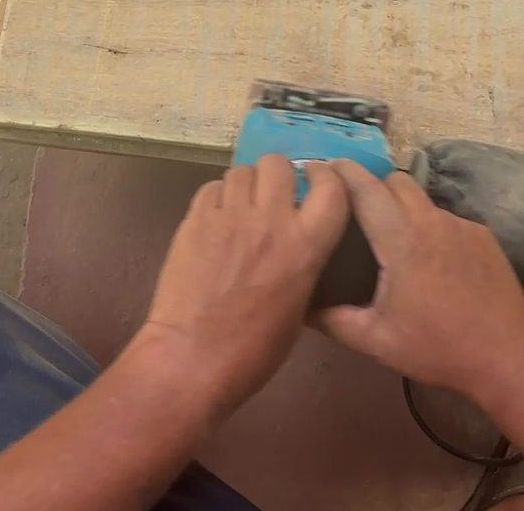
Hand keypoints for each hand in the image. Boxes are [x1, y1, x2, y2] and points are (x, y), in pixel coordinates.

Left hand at [132, 155, 350, 414]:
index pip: (331, 188)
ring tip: (240, 207)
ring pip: (242, 170)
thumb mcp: (299, 304)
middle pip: (278, 163)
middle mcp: (270, 220)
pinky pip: (212, 187)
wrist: (192, 358)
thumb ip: (303, 259)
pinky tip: (214, 220)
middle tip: (271, 195)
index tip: (317, 180)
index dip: (326, 177)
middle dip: (277, 174)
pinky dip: (217, 198)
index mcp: (305, 246)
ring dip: (245, 184)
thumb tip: (297, 237)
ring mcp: (230, 215)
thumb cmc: (254, 349)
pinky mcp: (196, 218)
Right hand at [314, 159, 523, 397]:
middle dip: (372, 186)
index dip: (342, 171)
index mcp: (400, 239)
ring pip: (422, 199)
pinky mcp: (482, 235)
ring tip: (393, 238)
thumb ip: (334, 320)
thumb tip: (301, 305)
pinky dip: (430, 228)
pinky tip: (431, 261)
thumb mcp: (377, 341)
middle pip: (395, 180)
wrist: (508, 357)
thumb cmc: (437, 348)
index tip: (322, 168)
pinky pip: (445, 218)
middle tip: (355, 210)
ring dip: (403, 207)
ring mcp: (460, 224)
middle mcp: (430, 220)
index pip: (365, 187)